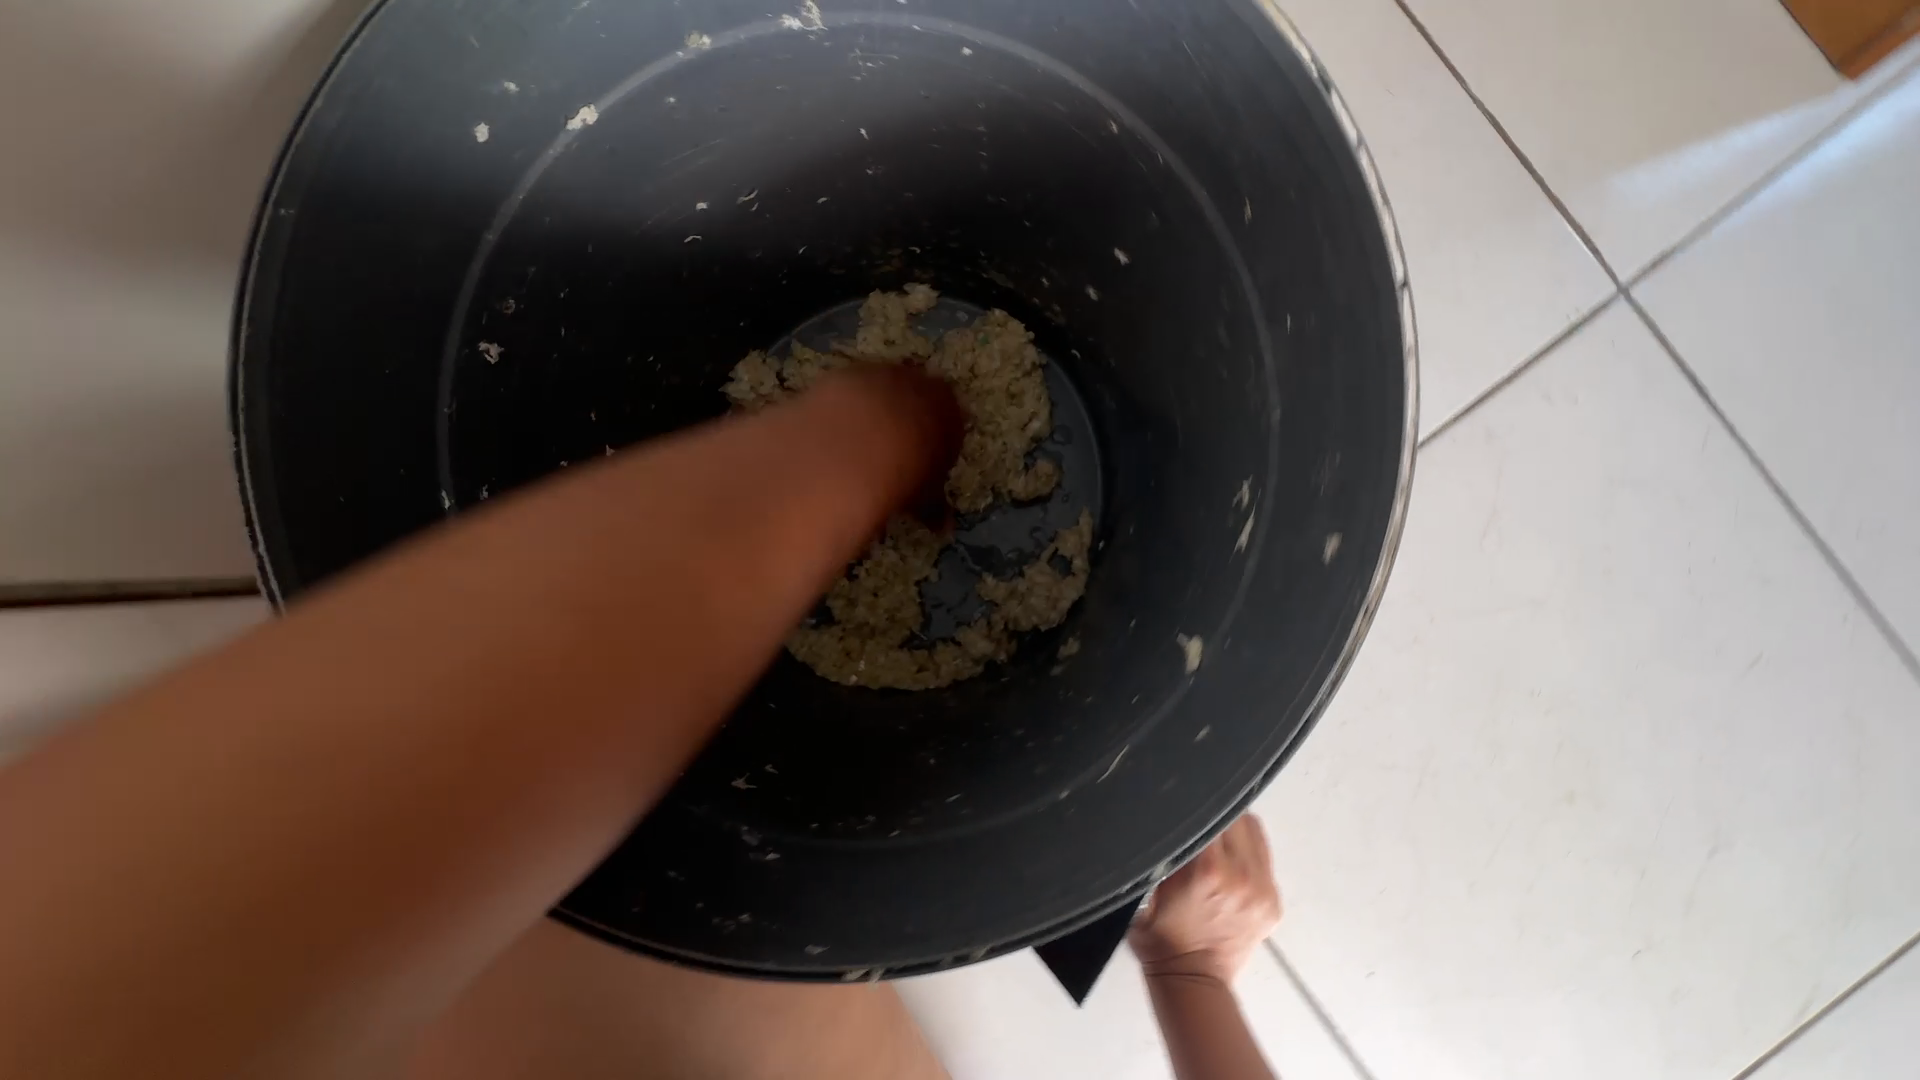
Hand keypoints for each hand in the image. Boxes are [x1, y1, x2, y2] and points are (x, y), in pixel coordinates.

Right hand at [1129, 815, 1280, 985]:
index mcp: (1208, 869)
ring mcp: (1263, 890)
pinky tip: (1229, 856)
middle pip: (1235, 816)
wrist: (1191, 981)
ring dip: (1233, 826)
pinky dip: (1246, 847)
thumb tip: (1168, 816)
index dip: (1193, 803)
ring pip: (1253, 831)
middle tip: (1195, 816)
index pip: (1210, 814)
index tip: (1181, 799)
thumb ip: (1165, 850)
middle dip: (1214, 812)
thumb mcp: (1148, 885)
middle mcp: (1243, 875)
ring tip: (1214, 833)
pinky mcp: (1274, 902)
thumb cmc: (1159, 933)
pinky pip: (1264, 856)